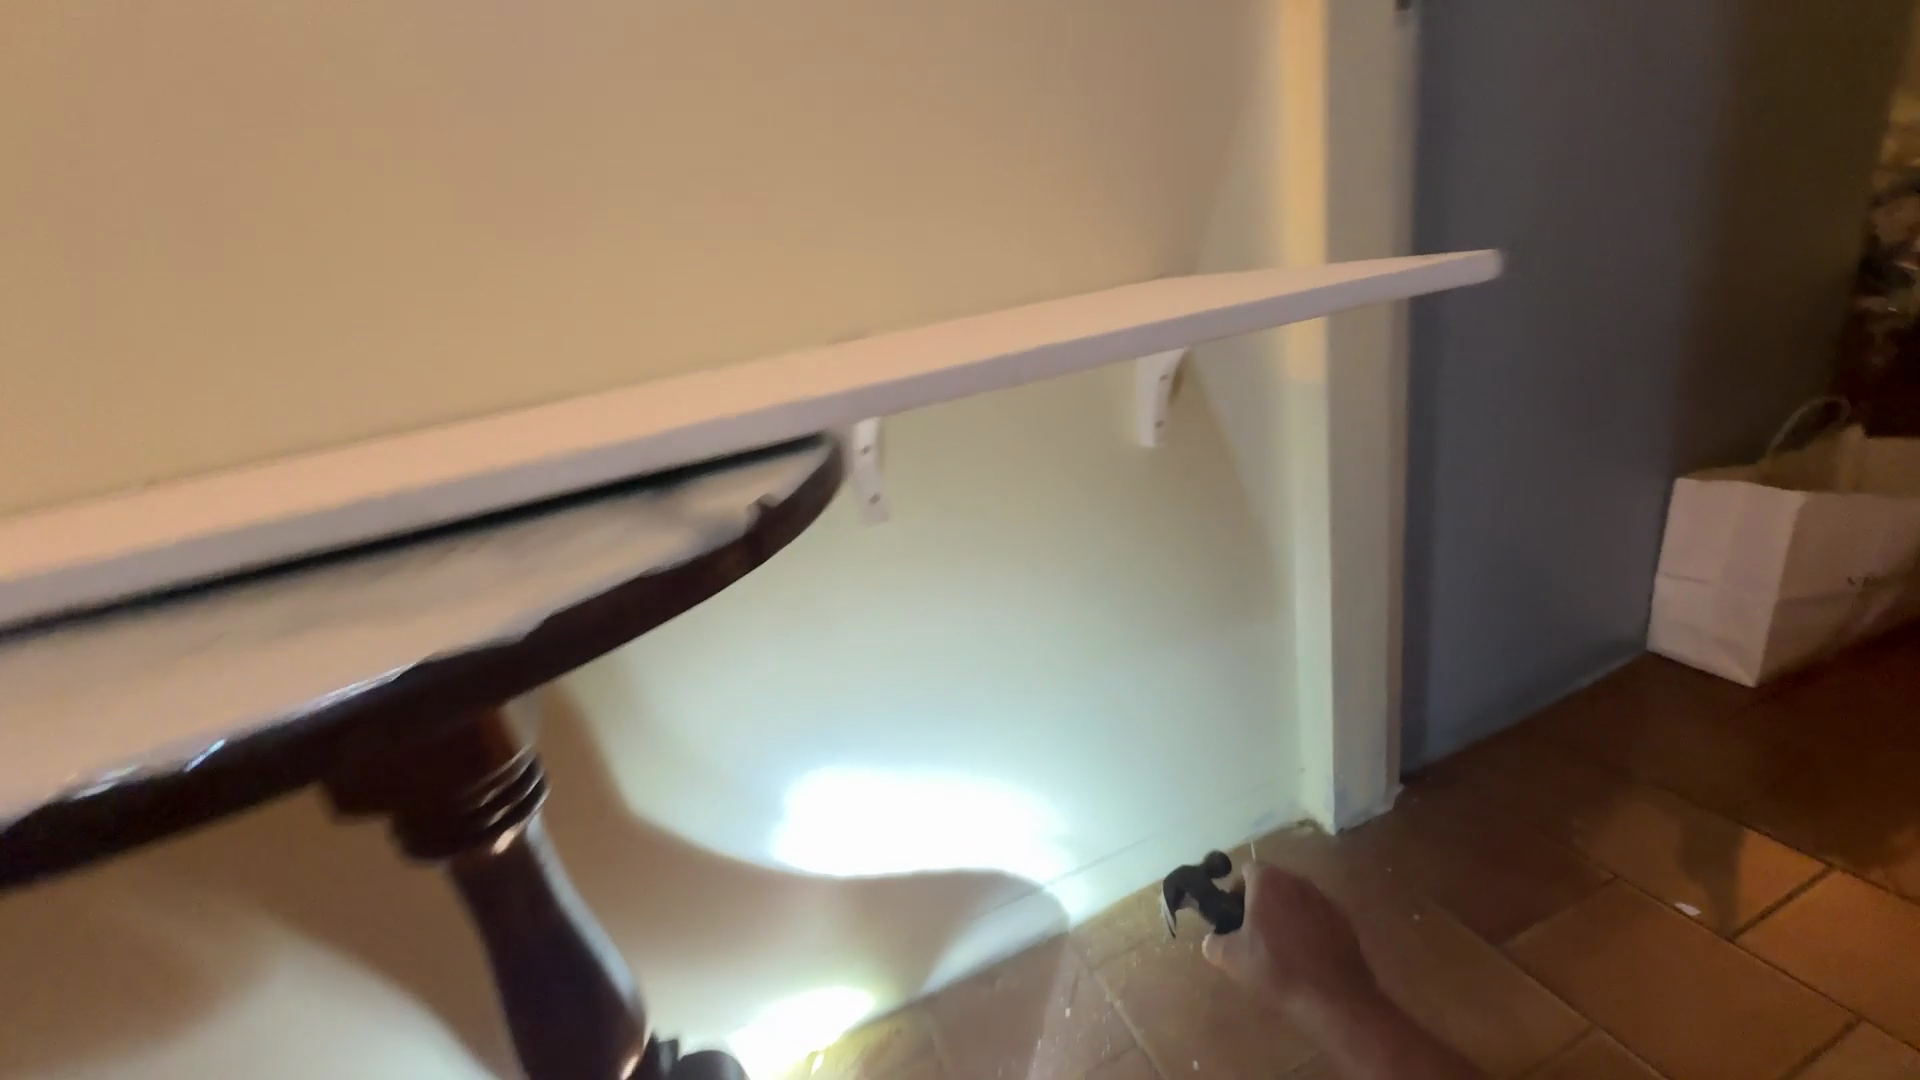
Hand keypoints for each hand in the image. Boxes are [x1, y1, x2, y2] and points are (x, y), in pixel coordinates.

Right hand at [1202, 862, 1378, 1018]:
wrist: (1335, 999)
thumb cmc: (1277, 969)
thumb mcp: (1231, 959)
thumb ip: (1214, 942)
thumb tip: (1212, 940)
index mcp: (1268, 881)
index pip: (1246, 871)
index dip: (1236, 891)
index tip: (1235, 916)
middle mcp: (1297, 881)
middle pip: (1273, 883)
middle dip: (1262, 902)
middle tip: (1254, 932)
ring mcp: (1325, 901)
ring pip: (1297, 900)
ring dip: (1287, 915)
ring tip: (1282, 947)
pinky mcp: (1345, 923)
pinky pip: (1318, 918)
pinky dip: (1310, 930)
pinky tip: (1307, 958)